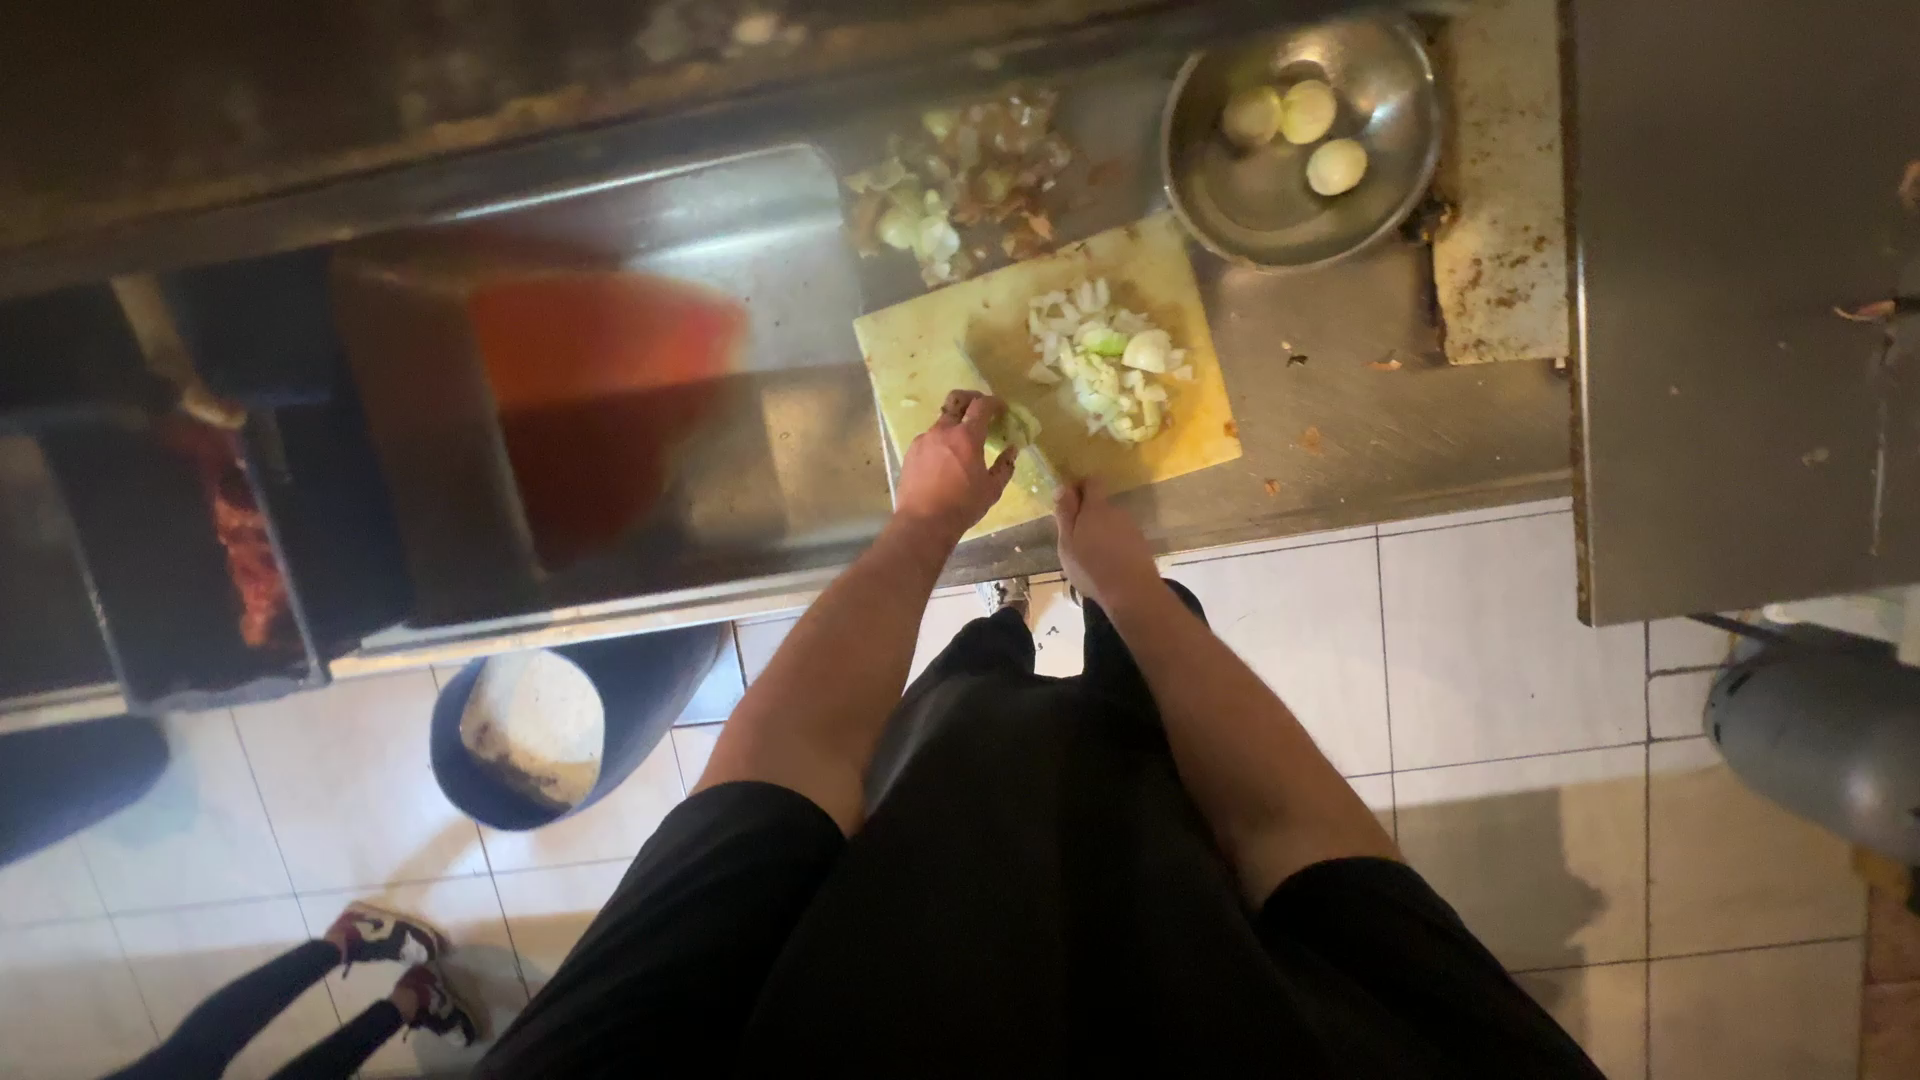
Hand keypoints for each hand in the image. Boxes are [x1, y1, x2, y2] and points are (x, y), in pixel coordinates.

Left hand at [894, 390, 1016, 542]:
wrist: (923, 521)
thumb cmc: (963, 506)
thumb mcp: (992, 489)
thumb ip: (1005, 466)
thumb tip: (1012, 450)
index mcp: (967, 436)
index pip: (982, 405)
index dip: (994, 402)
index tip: (1001, 408)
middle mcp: (943, 430)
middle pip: (956, 400)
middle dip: (971, 398)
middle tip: (979, 408)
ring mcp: (924, 439)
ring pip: (941, 421)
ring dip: (954, 424)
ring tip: (961, 443)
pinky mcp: (911, 452)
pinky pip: (929, 439)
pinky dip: (940, 442)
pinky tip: (943, 461)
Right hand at [1053, 477, 1159, 609]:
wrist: (1131, 591)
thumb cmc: (1090, 566)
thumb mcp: (1067, 541)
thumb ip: (1065, 513)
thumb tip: (1062, 487)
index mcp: (1096, 507)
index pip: (1091, 482)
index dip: (1078, 487)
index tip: (1067, 505)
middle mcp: (1117, 511)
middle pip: (1100, 505)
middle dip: (1086, 516)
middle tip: (1074, 541)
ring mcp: (1131, 528)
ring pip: (1110, 523)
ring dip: (1099, 533)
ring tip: (1090, 559)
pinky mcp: (1140, 544)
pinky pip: (1121, 538)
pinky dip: (1113, 546)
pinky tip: (1107, 566)